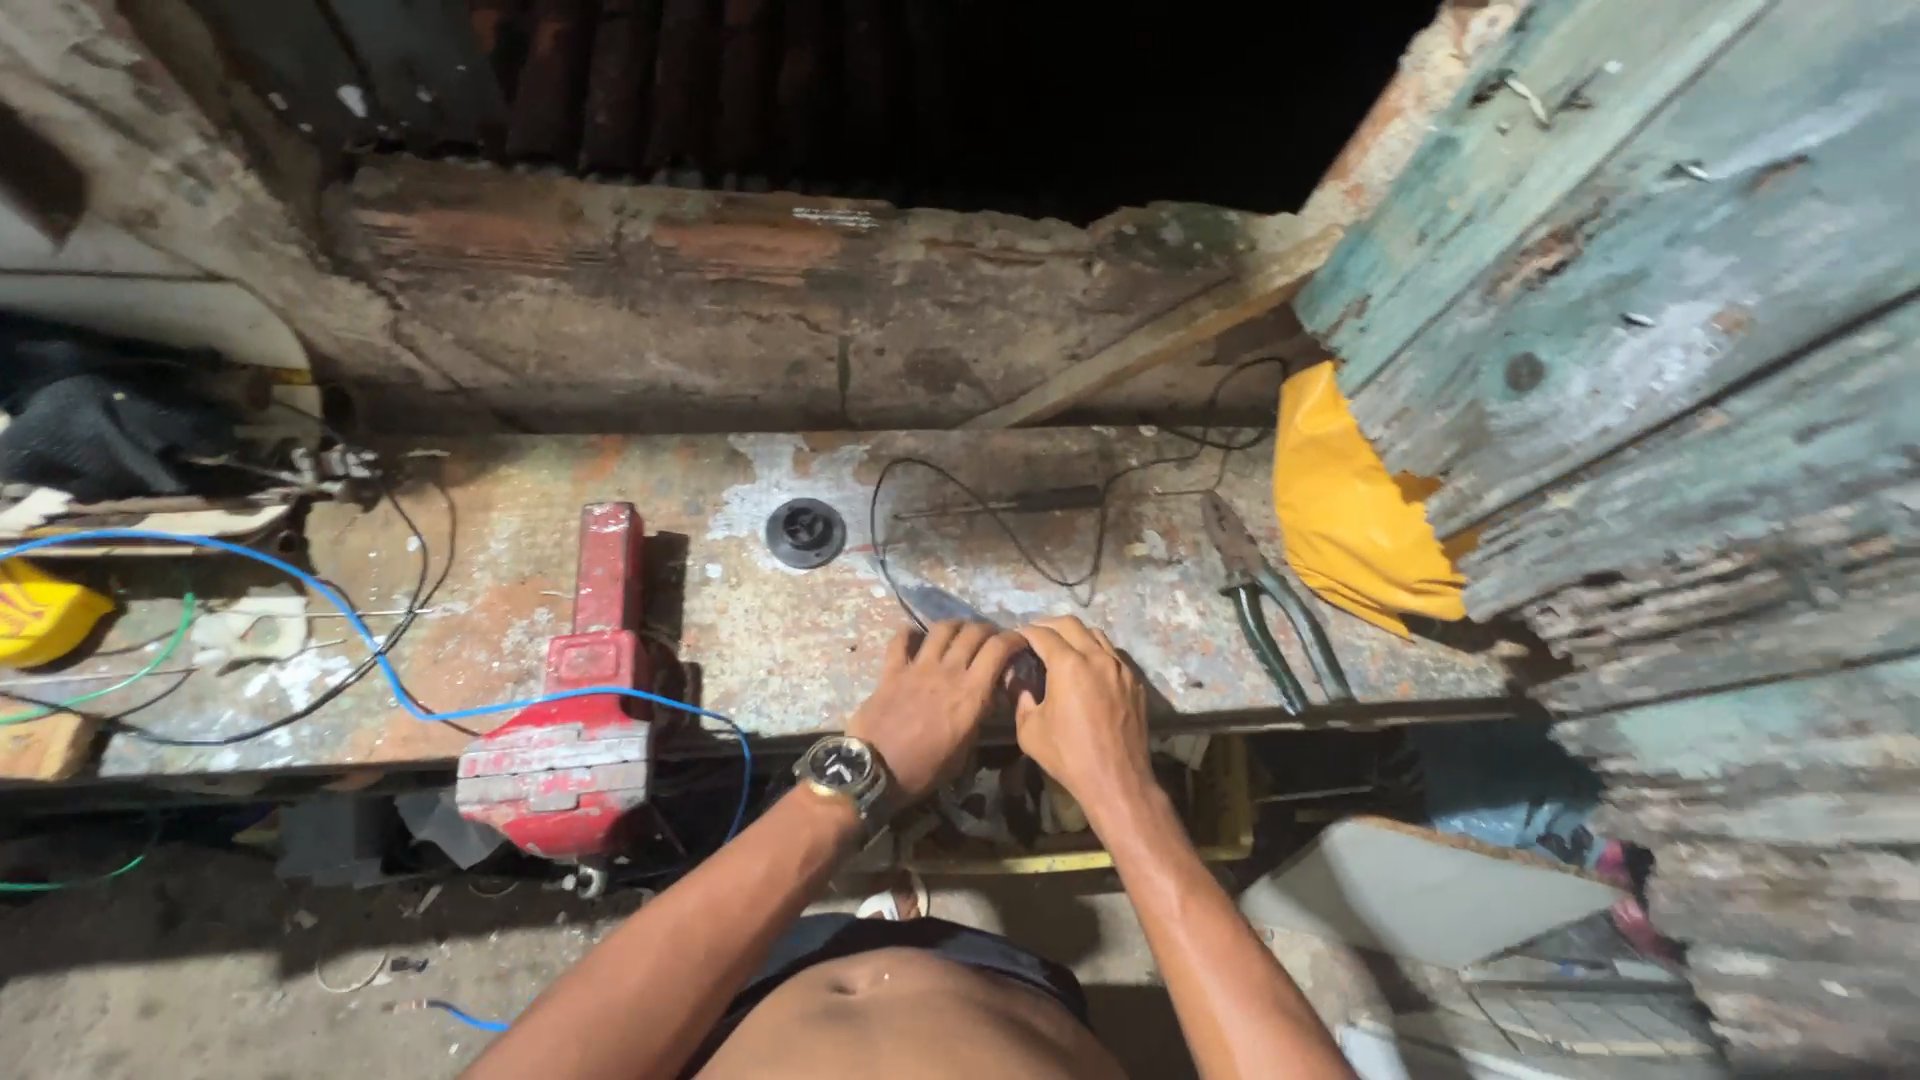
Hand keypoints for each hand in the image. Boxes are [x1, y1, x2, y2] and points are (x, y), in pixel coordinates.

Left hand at [846, 620, 1025, 802]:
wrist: (875, 771)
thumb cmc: (924, 770)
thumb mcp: (963, 752)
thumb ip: (976, 719)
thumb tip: (983, 699)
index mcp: (971, 693)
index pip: (998, 649)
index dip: (1013, 639)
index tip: (1019, 641)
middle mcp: (948, 672)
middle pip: (973, 632)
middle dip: (987, 629)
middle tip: (990, 638)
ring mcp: (917, 667)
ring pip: (942, 629)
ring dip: (956, 626)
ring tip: (960, 632)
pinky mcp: (891, 670)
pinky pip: (900, 640)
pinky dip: (909, 632)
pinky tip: (915, 635)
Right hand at [1014, 616, 1153, 820]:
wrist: (1116, 779)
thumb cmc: (1068, 755)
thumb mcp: (1029, 729)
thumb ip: (1020, 698)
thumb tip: (1017, 680)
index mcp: (1068, 665)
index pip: (1043, 634)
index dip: (1026, 631)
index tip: (1017, 636)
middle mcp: (1097, 657)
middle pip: (1071, 624)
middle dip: (1049, 624)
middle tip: (1036, 634)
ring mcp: (1120, 668)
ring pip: (1096, 635)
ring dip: (1075, 635)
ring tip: (1062, 647)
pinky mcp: (1134, 682)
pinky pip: (1112, 655)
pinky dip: (1095, 652)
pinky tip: (1087, 668)